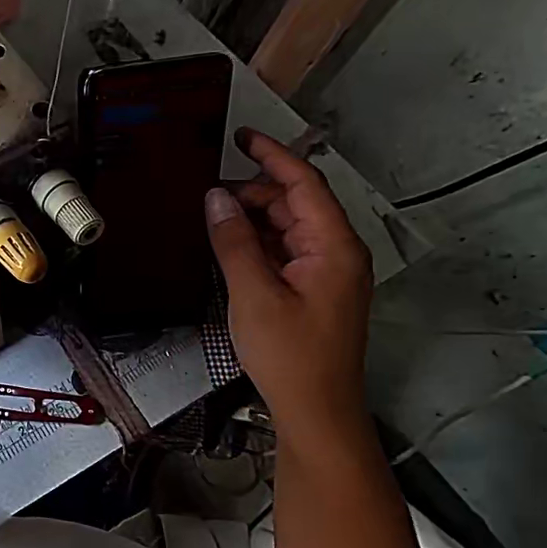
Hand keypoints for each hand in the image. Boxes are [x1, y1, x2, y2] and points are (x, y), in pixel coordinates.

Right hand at [204, 129, 372, 422]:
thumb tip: (217, 198)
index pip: (304, 183)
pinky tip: (230, 249)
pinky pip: (283, 251)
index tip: (243, 137)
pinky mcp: (313, 289)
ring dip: (252, 220)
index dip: (272, 155)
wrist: (314, 410)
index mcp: (334, 247)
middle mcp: (336, 254)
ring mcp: (326, 272)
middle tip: (210, 196)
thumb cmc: (293, 359)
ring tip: (214, 222)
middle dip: (254, 193)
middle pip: (295, 204)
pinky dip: (257, 244)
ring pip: (287, 228)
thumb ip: (234, 240)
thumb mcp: (254, 293)